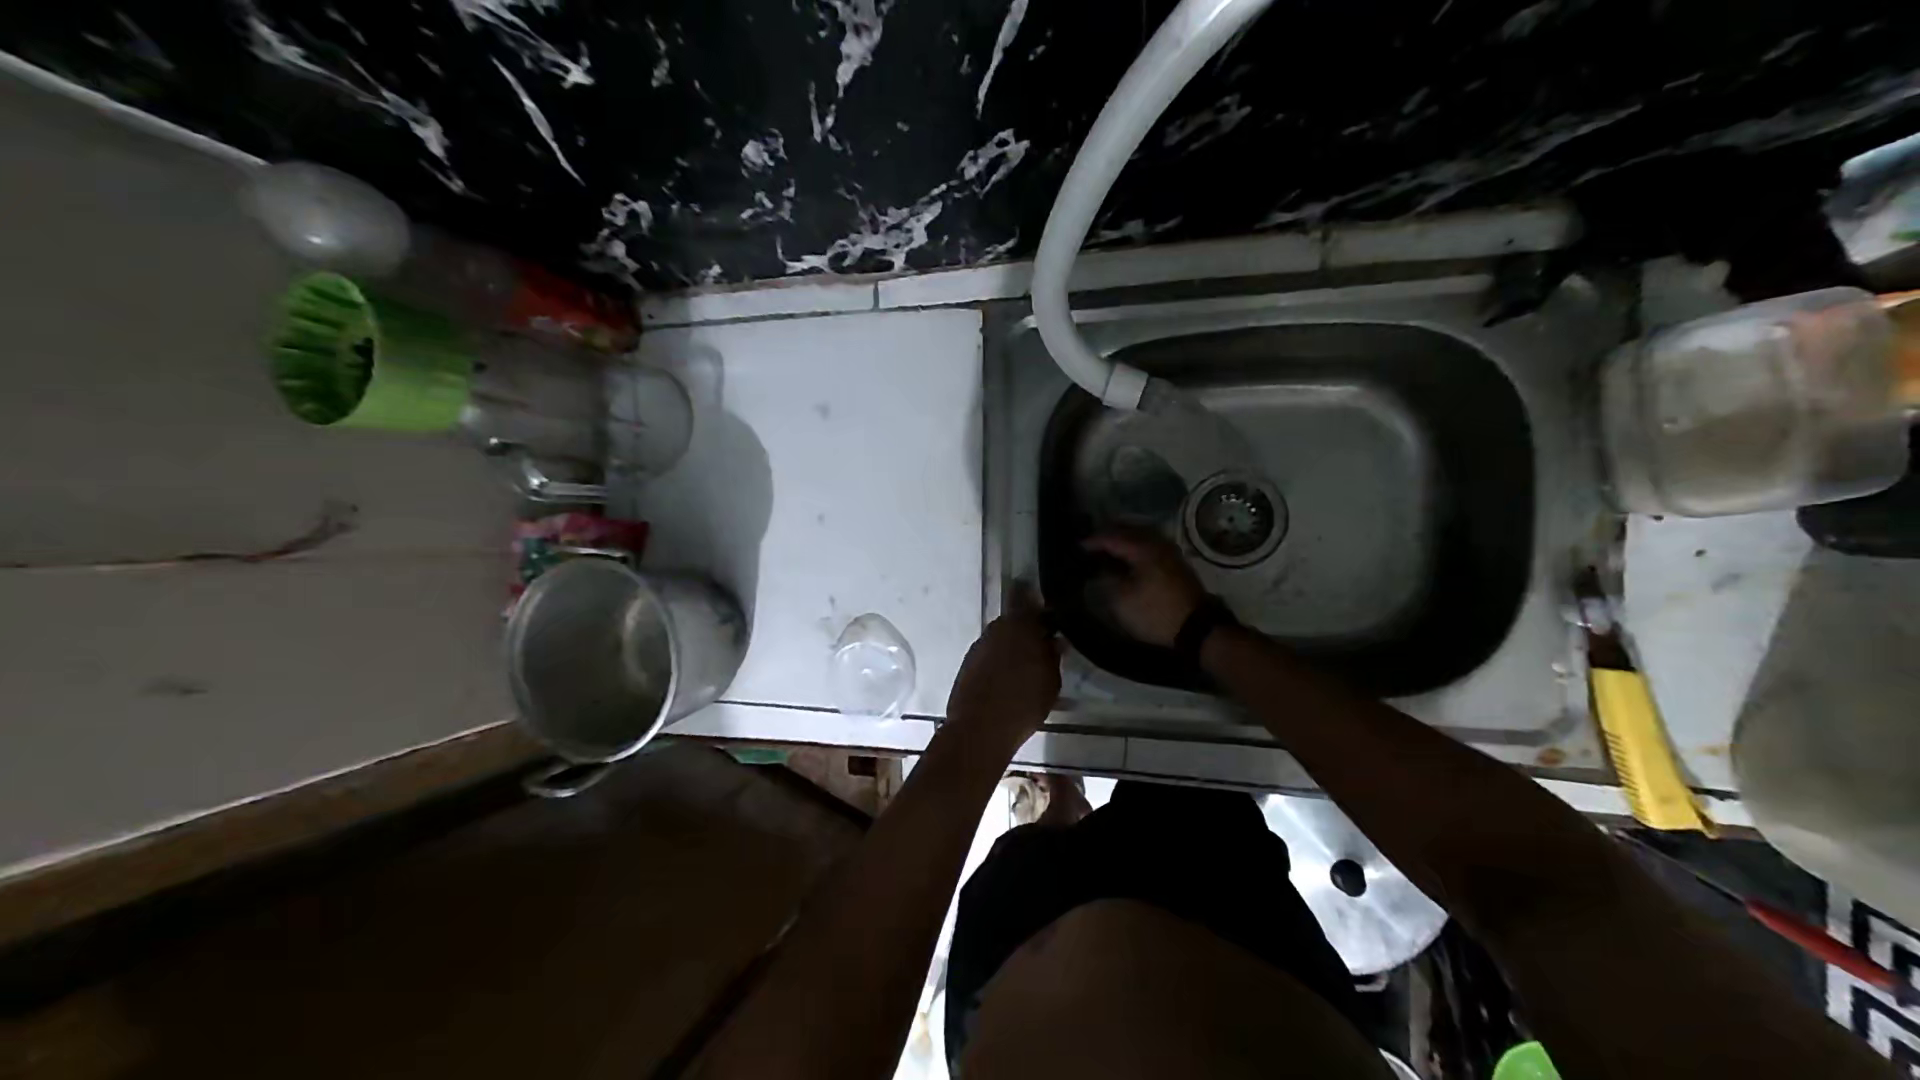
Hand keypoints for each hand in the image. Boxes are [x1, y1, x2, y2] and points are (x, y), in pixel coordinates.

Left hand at [946, 583, 1060, 748]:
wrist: (980, 727)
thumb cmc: (1024, 702)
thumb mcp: (1051, 681)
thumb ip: (1053, 656)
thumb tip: (1054, 642)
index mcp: (1020, 624)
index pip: (1028, 598)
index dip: (1039, 605)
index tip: (1050, 618)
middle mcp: (996, 628)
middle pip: (1014, 621)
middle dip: (1027, 632)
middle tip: (1042, 649)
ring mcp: (979, 645)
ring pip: (1001, 639)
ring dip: (1012, 648)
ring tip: (1026, 670)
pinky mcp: (967, 663)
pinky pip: (989, 655)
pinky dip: (998, 662)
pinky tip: (1007, 681)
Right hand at [1082, 532, 1207, 646]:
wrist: (1198, 629)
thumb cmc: (1155, 612)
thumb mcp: (1121, 601)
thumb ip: (1106, 581)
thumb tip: (1099, 572)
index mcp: (1143, 548)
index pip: (1112, 537)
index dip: (1093, 541)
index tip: (1078, 547)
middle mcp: (1159, 544)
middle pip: (1129, 532)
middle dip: (1109, 538)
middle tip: (1091, 545)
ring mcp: (1171, 554)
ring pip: (1142, 541)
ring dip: (1124, 544)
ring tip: (1108, 553)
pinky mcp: (1177, 566)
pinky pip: (1150, 550)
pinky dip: (1136, 552)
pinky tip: (1129, 562)